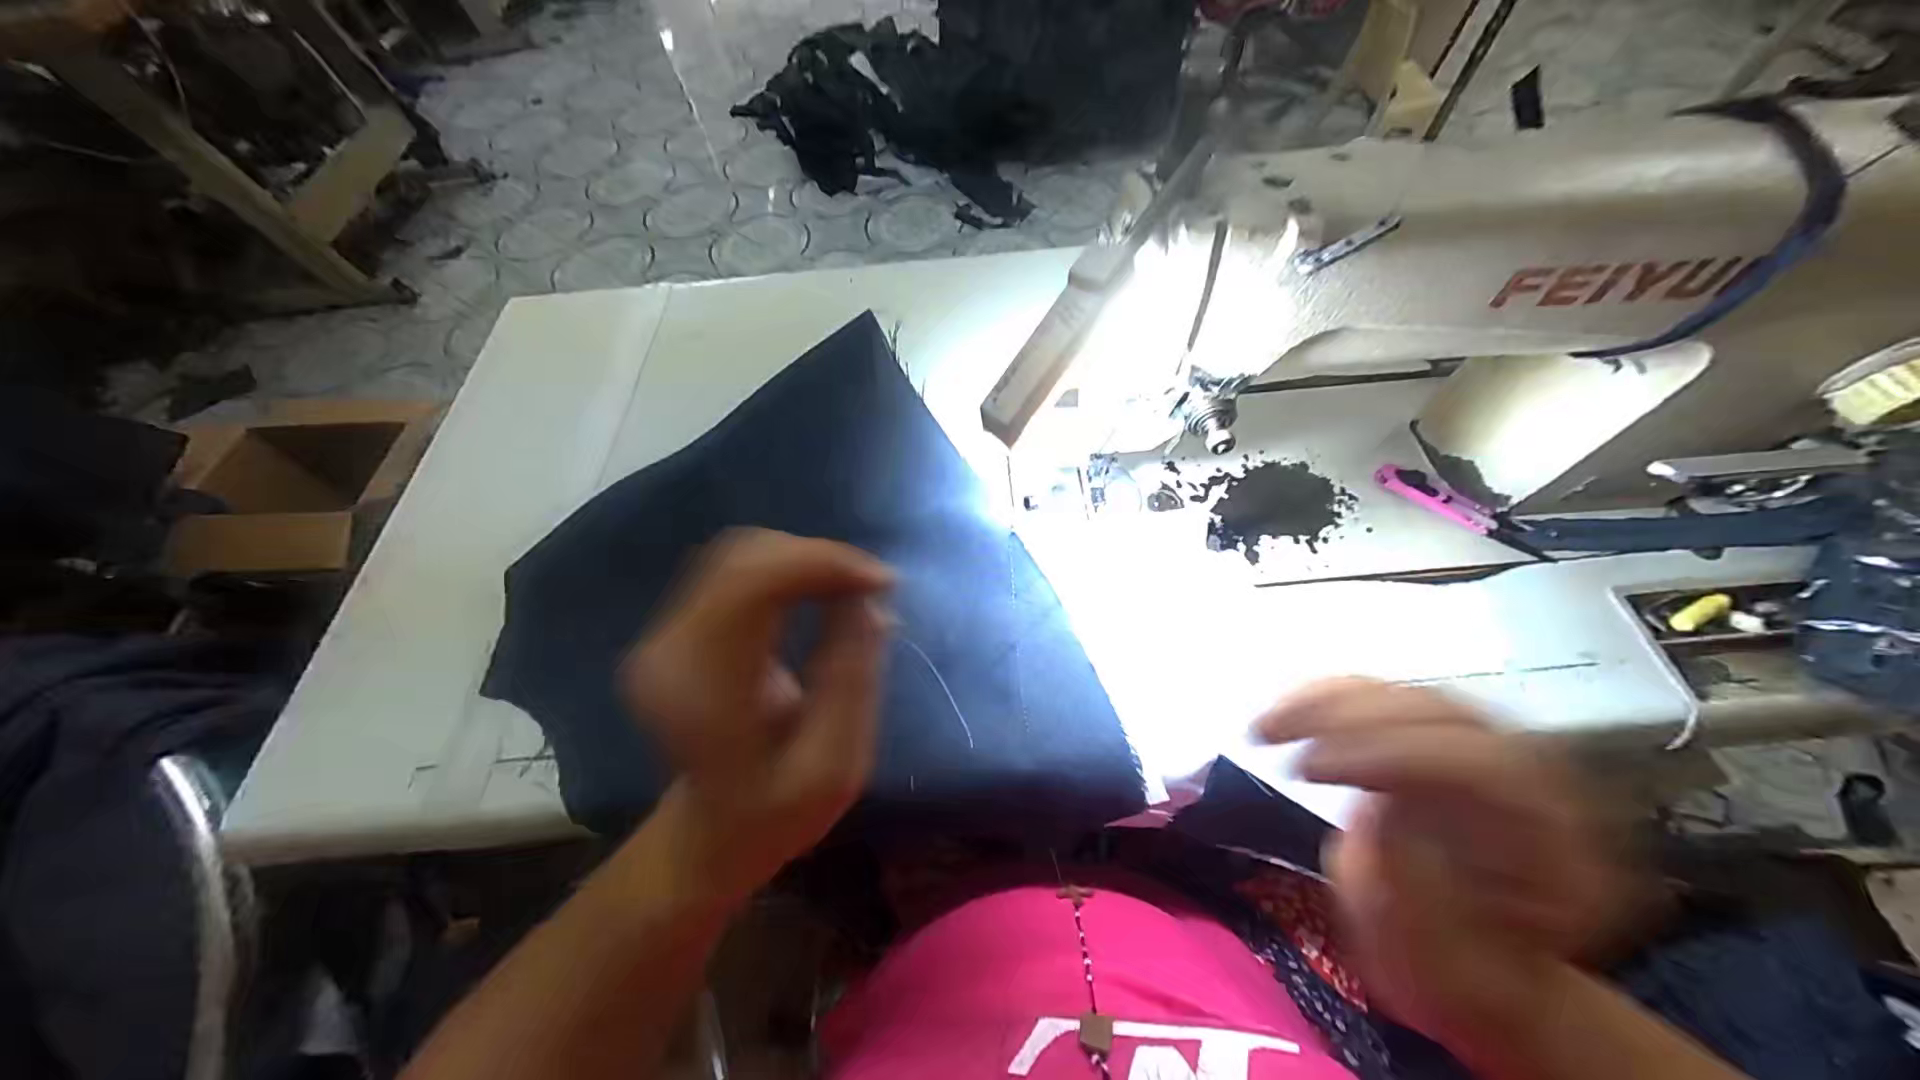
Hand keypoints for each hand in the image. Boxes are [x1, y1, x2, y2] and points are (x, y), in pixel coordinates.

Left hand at [622, 528, 893, 901]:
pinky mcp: (679, 627)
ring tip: (853, 588)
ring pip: (740, 554)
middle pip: (744, 558)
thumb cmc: (778, 812)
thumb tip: (872, 600)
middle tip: (874, 586)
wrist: (714, 832)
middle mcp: (671, 649)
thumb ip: (851, 678)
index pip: (751, 584)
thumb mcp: (836, 765)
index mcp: (704, 689)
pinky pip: (737, 570)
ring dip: (804, 559)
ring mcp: (666, 634)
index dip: (820, 563)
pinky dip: (787, 568)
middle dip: (818, 557)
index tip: (882, 582)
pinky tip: (820, 589)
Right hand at [1254, 679, 1627, 1056]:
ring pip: (1403, 692)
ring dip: (1322, 699)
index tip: (1304, 771)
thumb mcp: (1450, 968)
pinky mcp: (1436, 737)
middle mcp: (1527, 775)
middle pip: (1436, 710)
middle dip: (1341, 714)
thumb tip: (1373, 818)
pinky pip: (1382, 697)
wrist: (1486, 964)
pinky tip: (1284, 713)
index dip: (1384, 751)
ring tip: (1263, 728)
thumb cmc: (1465, 976)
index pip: (1474, 761)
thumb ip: (1419, 899)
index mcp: (1552, 838)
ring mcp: (1480, 749)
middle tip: (1268, 739)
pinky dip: (1324, 697)